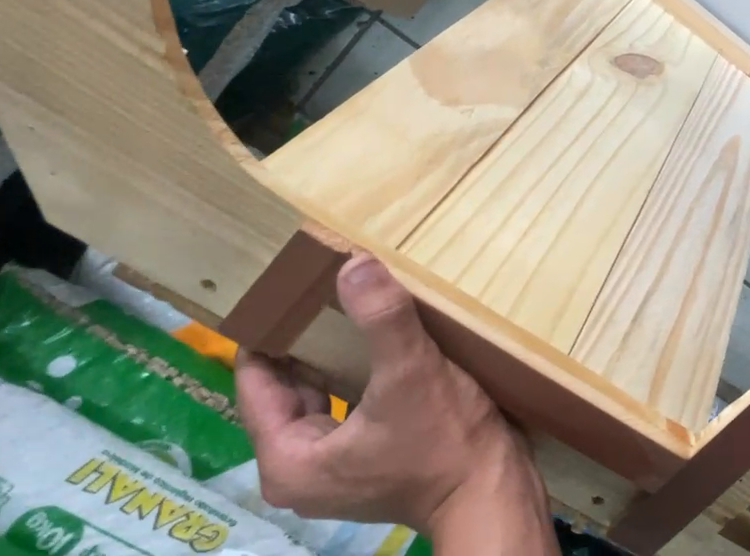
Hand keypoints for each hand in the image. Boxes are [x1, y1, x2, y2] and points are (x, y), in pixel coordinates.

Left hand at [236, 253, 549, 543]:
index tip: (283, 290)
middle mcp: (299, 472)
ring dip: (334, 360)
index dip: (268, 336)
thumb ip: (382, 318)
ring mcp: (335, 472)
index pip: (256, 387)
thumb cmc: (444, 438)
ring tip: (352, 310)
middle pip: (288, 393)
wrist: (493, 487)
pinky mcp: (368, 465)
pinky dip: (358, 379)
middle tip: (322, 291)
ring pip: (320, 400)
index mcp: (288, 459)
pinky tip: (383, 349)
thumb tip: (352, 262)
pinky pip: (347, 411)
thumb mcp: (412, 372)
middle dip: (305, 344)